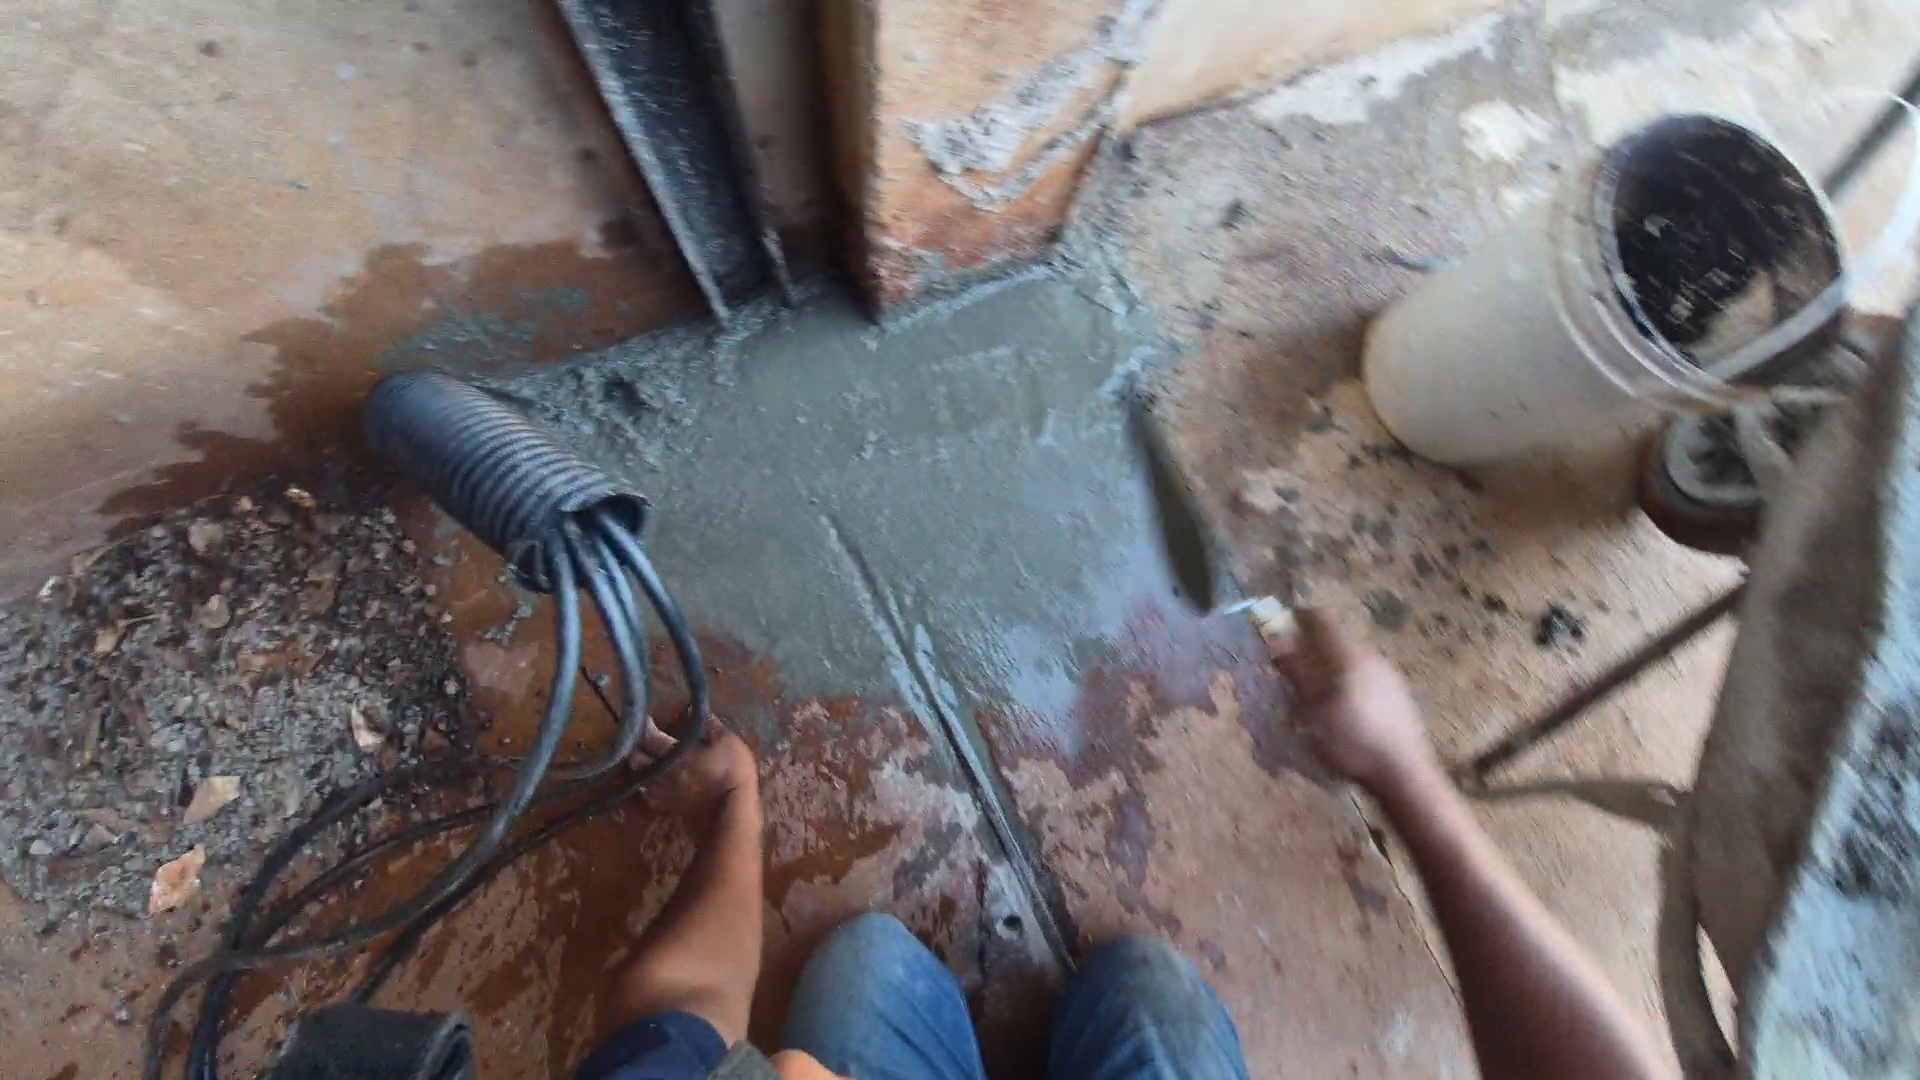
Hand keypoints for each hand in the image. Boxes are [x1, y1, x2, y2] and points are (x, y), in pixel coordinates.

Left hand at [636, 721, 758, 822]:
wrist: (730, 811)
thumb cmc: (730, 771)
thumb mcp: (727, 741)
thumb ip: (709, 725)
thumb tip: (693, 709)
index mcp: (673, 752)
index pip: (648, 737)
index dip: (643, 726)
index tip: (643, 718)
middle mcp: (660, 771)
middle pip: (635, 758)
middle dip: (634, 747)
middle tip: (640, 738)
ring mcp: (660, 791)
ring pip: (637, 777)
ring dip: (637, 766)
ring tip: (643, 758)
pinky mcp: (665, 807)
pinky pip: (645, 793)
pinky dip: (644, 784)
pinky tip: (651, 780)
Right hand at [1270, 608, 1437, 794]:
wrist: (1404, 775)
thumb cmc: (1351, 741)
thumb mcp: (1312, 708)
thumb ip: (1295, 670)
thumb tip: (1276, 640)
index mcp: (1349, 655)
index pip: (1321, 618)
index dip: (1297, 619)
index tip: (1277, 632)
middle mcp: (1371, 657)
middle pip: (1335, 637)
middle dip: (1309, 646)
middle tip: (1288, 667)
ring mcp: (1388, 675)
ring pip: (1349, 656)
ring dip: (1326, 664)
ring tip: (1310, 691)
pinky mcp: (1397, 694)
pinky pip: (1364, 673)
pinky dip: (1344, 679)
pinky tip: (1339, 708)